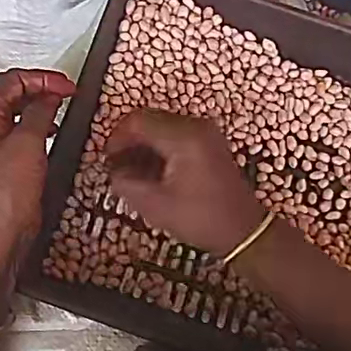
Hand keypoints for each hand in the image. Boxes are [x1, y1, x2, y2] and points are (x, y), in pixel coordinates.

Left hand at [0, 69, 74, 272]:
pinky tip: (55, 133)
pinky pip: (24, 134)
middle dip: (41, 87)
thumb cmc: (5, 196)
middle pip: (12, 93)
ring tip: (64, 108)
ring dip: (41, 106)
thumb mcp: (27, 144)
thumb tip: (49, 95)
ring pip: (19, 113)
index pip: (11, 80)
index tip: (67, 86)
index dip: (41, 78)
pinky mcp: (7, 164)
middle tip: (67, 92)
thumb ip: (39, 113)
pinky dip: (41, 127)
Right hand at [105, 109, 266, 255]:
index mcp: (184, 137)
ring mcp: (205, 133)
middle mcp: (196, 127)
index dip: (116, 138)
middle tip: (115, 167)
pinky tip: (151, 173)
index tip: (107, 160)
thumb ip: (127, 184)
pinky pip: (175, 135)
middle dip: (128, 141)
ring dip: (143, 146)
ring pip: (161, 127)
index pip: (138, 121)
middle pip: (149, 119)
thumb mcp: (156, 205)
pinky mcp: (209, 144)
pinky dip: (159, 149)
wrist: (243, 231)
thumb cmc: (201, 219)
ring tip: (131, 173)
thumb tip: (113, 172)